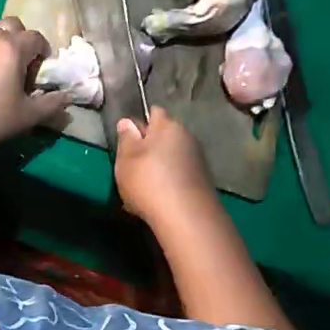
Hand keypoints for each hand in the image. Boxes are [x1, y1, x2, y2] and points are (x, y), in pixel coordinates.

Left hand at [0, 18, 74, 150]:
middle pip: (13, 25)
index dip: (44, 53)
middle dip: (23, 40)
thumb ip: (51, 104)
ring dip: (6, 47)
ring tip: (8, 75)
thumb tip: (67, 97)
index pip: (36, 37)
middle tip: (25, 65)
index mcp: (13, 48)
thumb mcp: (29, 115)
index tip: (42, 73)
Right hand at [114, 107, 215, 223]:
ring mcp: (198, 159)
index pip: (154, 112)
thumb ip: (126, 138)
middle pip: (165, 135)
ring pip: (172, 156)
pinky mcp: (202, 180)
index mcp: (168, 125)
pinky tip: (159, 197)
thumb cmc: (149, 181)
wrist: (186, 217)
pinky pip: (180, 174)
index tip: (128, 138)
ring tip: (144, 185)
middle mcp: (187, 137)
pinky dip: (169, 181)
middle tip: (132, 164)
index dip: (140, 122)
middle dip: (150, 145)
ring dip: (160, 165)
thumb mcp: (126, 159)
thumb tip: (129, 121)